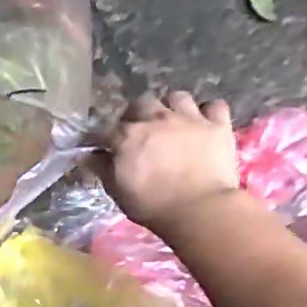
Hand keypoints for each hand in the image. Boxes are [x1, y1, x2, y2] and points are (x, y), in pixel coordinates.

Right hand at [100, 91, 241, 231]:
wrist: (199, 209)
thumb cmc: (152, 205)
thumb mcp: (117, 191)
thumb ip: (102, 168)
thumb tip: (89, 155)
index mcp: (127, 136)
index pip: (105, 129)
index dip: (100, 138)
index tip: (100, 146)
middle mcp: (156, 119)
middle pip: (141, 103)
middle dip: (136, 114)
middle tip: (138, 129)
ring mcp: (190, 119)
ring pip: (177, 97)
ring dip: (171, 107)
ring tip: (171, 121)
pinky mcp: (218, 125)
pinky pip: (215, 106)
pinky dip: (208, 112)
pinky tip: (203, 123)